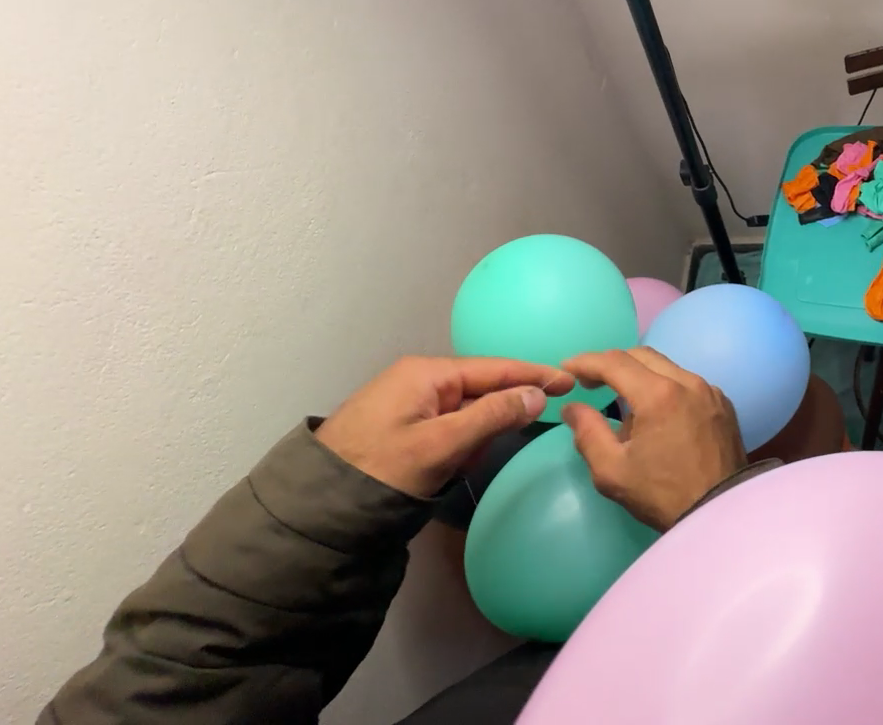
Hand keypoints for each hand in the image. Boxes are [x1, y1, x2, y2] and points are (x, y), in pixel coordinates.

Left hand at [314, 356, 573, 496]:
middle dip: (505, 406)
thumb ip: (493, 416)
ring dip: (481, 428)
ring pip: (467, 407)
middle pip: (483, 385)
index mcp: (427, 373)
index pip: (496, 368)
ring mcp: (408, 401)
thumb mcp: (441, 445)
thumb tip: (537, 394)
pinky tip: (460, 459)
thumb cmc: (378, 472)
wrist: (310, 515)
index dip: (536, 374)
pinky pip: (449, 422)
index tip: (571, 380)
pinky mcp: (401, 425)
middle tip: (537, 420)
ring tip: (482, 451)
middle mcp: (418, 379)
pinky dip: (462, 439)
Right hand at [562, 348, 745, 530]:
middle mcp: (688, 381)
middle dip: (613, 363)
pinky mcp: (723, 402)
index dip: (587, 362)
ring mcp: (710, 390)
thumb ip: (588, 432)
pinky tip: (655, 413)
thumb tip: (573, 407)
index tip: (567, 368)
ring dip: (640, 375)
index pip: (616, 362)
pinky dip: (665, 387)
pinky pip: (687, 383)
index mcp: (659, 394)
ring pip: (668, 367)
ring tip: (621, 401)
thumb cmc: (661, 494)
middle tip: (590, 382)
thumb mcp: (612, 470)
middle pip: (643, 356)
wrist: (718, 510)